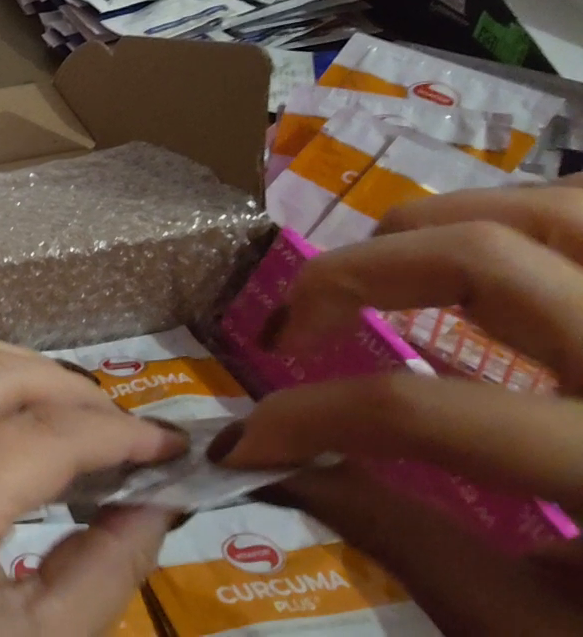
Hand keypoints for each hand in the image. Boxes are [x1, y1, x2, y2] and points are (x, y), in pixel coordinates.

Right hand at [217, 179, 582, 633]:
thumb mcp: (553, 634)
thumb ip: (422, 553)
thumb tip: (286, 479)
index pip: (422, 409)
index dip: (307, 417)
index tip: (249, 440)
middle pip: (478, 256)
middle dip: (346, 275)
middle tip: (296, 327)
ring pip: (551, 207)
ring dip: (431, 228)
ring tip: (375, 271)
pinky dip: (517, 225)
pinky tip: (472, 271)